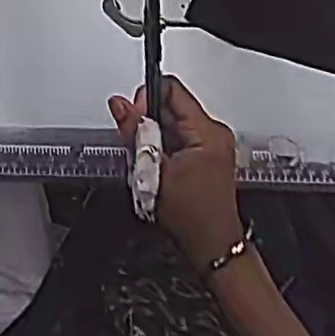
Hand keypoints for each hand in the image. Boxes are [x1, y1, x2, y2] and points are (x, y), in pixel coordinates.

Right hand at [110, 77, 243, 270]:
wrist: (212, 246)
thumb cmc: (191, 217)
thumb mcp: (153, 171)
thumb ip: (134, 132)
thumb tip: (120, 104)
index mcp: (207, 131)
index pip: (171, 89)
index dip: (146, 98)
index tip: (135, 117)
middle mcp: (214, 131)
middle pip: (169, 104)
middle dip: (148, 122)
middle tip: (142, 147)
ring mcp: (213, 141)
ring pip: (171, 120)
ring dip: (154, 135)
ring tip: (152, 161)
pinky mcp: (207, 150)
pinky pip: (177, 133)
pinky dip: (162, 145)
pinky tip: (160, 166)